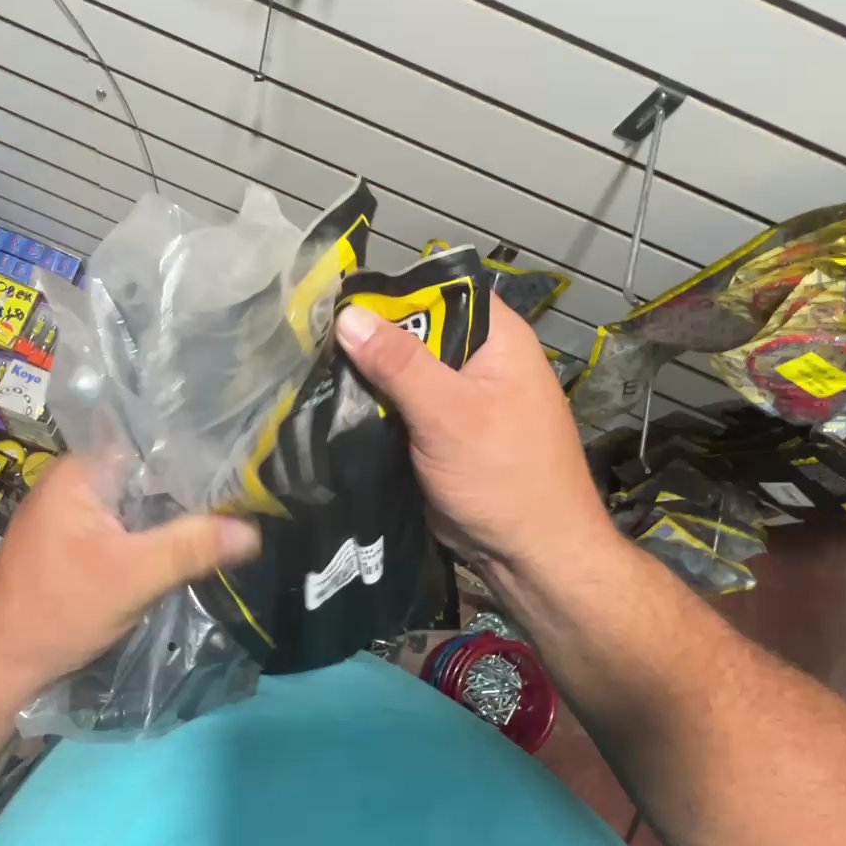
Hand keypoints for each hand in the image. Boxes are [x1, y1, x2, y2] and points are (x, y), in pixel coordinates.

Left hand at [0, 455, 259, 702]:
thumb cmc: (58, 611)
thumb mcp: (133, 577)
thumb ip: (192, 547)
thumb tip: (254, 529)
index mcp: (81, 470)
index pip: (151, 441)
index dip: (197, 451)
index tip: (241, 462)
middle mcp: (75, 480)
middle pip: (148, 471)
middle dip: (191, 485)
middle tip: (245, 491)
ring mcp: (74, 511)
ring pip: (139, 500)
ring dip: (174, 512)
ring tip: (229, 512)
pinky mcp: (76, 540)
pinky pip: (127, 523)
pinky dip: (155, 531)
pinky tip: (187, 541)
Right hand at [336, 295, 614, 572]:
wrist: (531, 556)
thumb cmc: (505, 477)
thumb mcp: (449, 413)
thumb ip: (399, 363)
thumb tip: (348, 316)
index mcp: (496, 337)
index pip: (437, 289)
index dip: (389, 292)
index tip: (336, 304)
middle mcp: (478, 358)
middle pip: (414, 330)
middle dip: (369, 339)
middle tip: (314, 345)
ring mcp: (458, 397)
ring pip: (403, 371)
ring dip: (367, 377)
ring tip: (314, 374)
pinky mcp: (440, 431)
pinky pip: (401, 406)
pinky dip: (374, 408)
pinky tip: (335, 408)